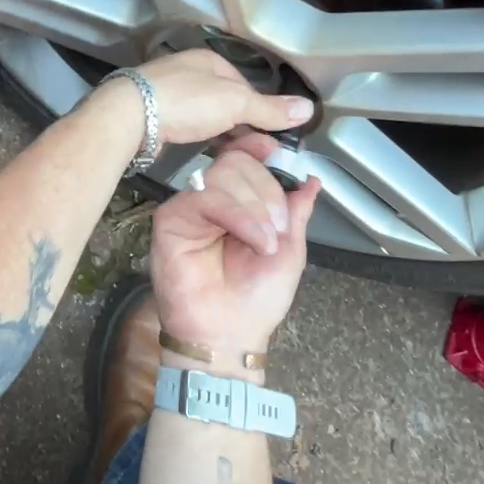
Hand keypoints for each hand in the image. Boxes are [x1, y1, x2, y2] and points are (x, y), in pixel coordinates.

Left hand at [129, 49, 316, 144]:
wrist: (130, 115)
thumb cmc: (186, 101)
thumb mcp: (235, 103)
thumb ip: (269, 109)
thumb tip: (308, 108)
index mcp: (207, 60)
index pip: (243, 83)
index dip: (258, 108)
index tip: (268, 134)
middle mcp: (186, 70)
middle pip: (222, 99)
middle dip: (238, 123)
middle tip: (252, 150)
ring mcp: (166, 91)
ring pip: (203, 113)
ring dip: (218, 132)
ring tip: (231, 154)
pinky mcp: (151, 113)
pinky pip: (183, 124)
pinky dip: (196, 135)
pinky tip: (199, 149)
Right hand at [150, 133, 321, 357]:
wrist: (229, 334)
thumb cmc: (257, 298)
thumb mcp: (290, 250)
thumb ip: (296, 212)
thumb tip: (313, 180)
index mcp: (238, 201)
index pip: (242, 158)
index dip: (257, 149)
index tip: (275, 152)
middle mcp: (211, 198)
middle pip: (236, 162)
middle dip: (266, 191)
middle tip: (278, 228)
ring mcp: (190, 207)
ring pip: (222, 175)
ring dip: (255, 207)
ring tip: (265, 243)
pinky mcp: (171, 219)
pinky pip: (206, 198)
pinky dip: (238, 215)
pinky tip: (254, 239)